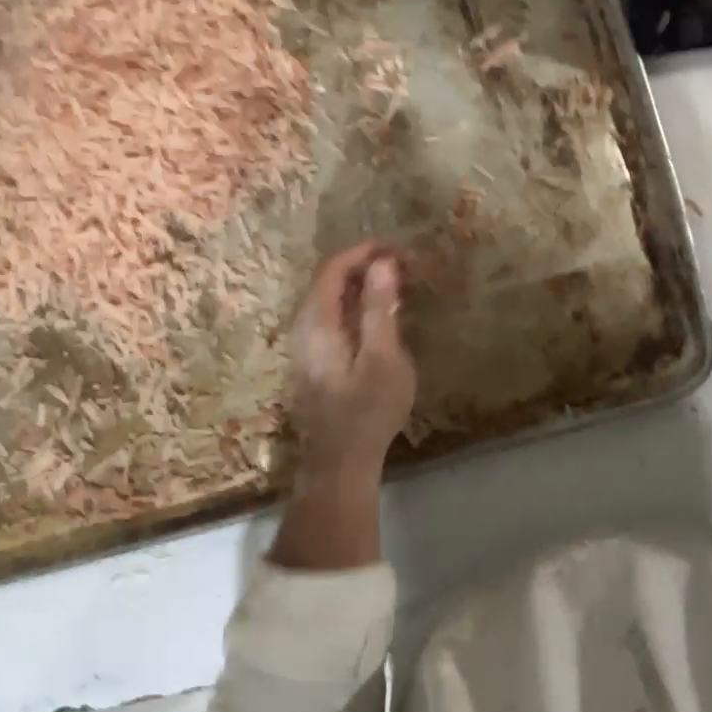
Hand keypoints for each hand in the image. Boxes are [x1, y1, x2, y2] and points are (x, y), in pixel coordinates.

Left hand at [286, 242, 416, 483]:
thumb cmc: (366, 411)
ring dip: (364, 285)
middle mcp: (304, 325)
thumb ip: (378, 308)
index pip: (334, 267)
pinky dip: (358, 305)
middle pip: (330, 279)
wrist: (340, 461)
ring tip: (401, 285)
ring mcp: (307, 343)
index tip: (401, 250)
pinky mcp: (316, 358)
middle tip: (407, 266)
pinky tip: (383, 315)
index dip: (366, 251)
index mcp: (317, 320)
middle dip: (367, 264)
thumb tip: (382, 263)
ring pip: (332, 297)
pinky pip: (335, 316)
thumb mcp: (383, 358)